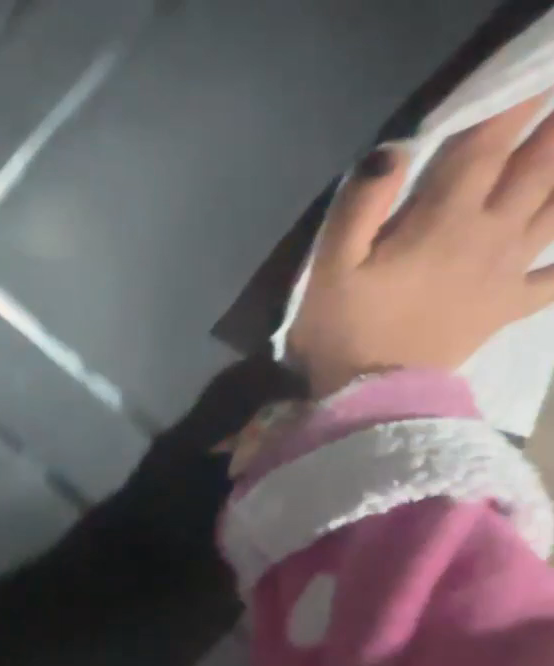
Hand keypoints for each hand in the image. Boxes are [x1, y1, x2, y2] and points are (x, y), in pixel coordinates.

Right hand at [290, 94, 553, 395]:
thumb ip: (359, 207)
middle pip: (538, 167)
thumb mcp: (328, 268)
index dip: (505, 111)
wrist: (375, 391)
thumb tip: (392, 149)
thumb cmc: (341, 327)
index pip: (481, 151)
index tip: (524, 80)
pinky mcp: (512, 302)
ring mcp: (510, 268)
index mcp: (443, 221)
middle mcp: (491, 233)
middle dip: (553, 131)